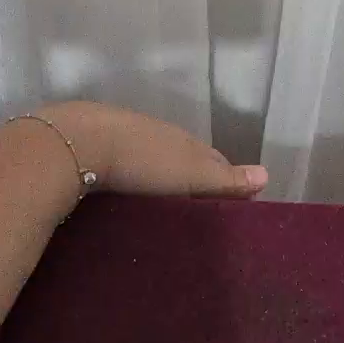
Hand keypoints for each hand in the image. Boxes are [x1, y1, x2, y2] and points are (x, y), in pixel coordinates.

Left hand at [33, 101, 268, 198]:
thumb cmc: (140, 159)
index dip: (224, 178)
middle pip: (184, 157)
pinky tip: (129, 195)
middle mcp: (158, 135)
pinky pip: (126, 166)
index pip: (213, 158)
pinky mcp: (96, 150)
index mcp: (183, 140)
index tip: (231, 202)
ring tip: (167, 205)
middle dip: (195, 178)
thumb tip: (267, 175)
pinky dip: (134, 180)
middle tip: (202, 207)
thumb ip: (225, 178)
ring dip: (162, 180)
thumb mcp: (189, 174)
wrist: (76, 142)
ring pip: (154, 161)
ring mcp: (126, 139)